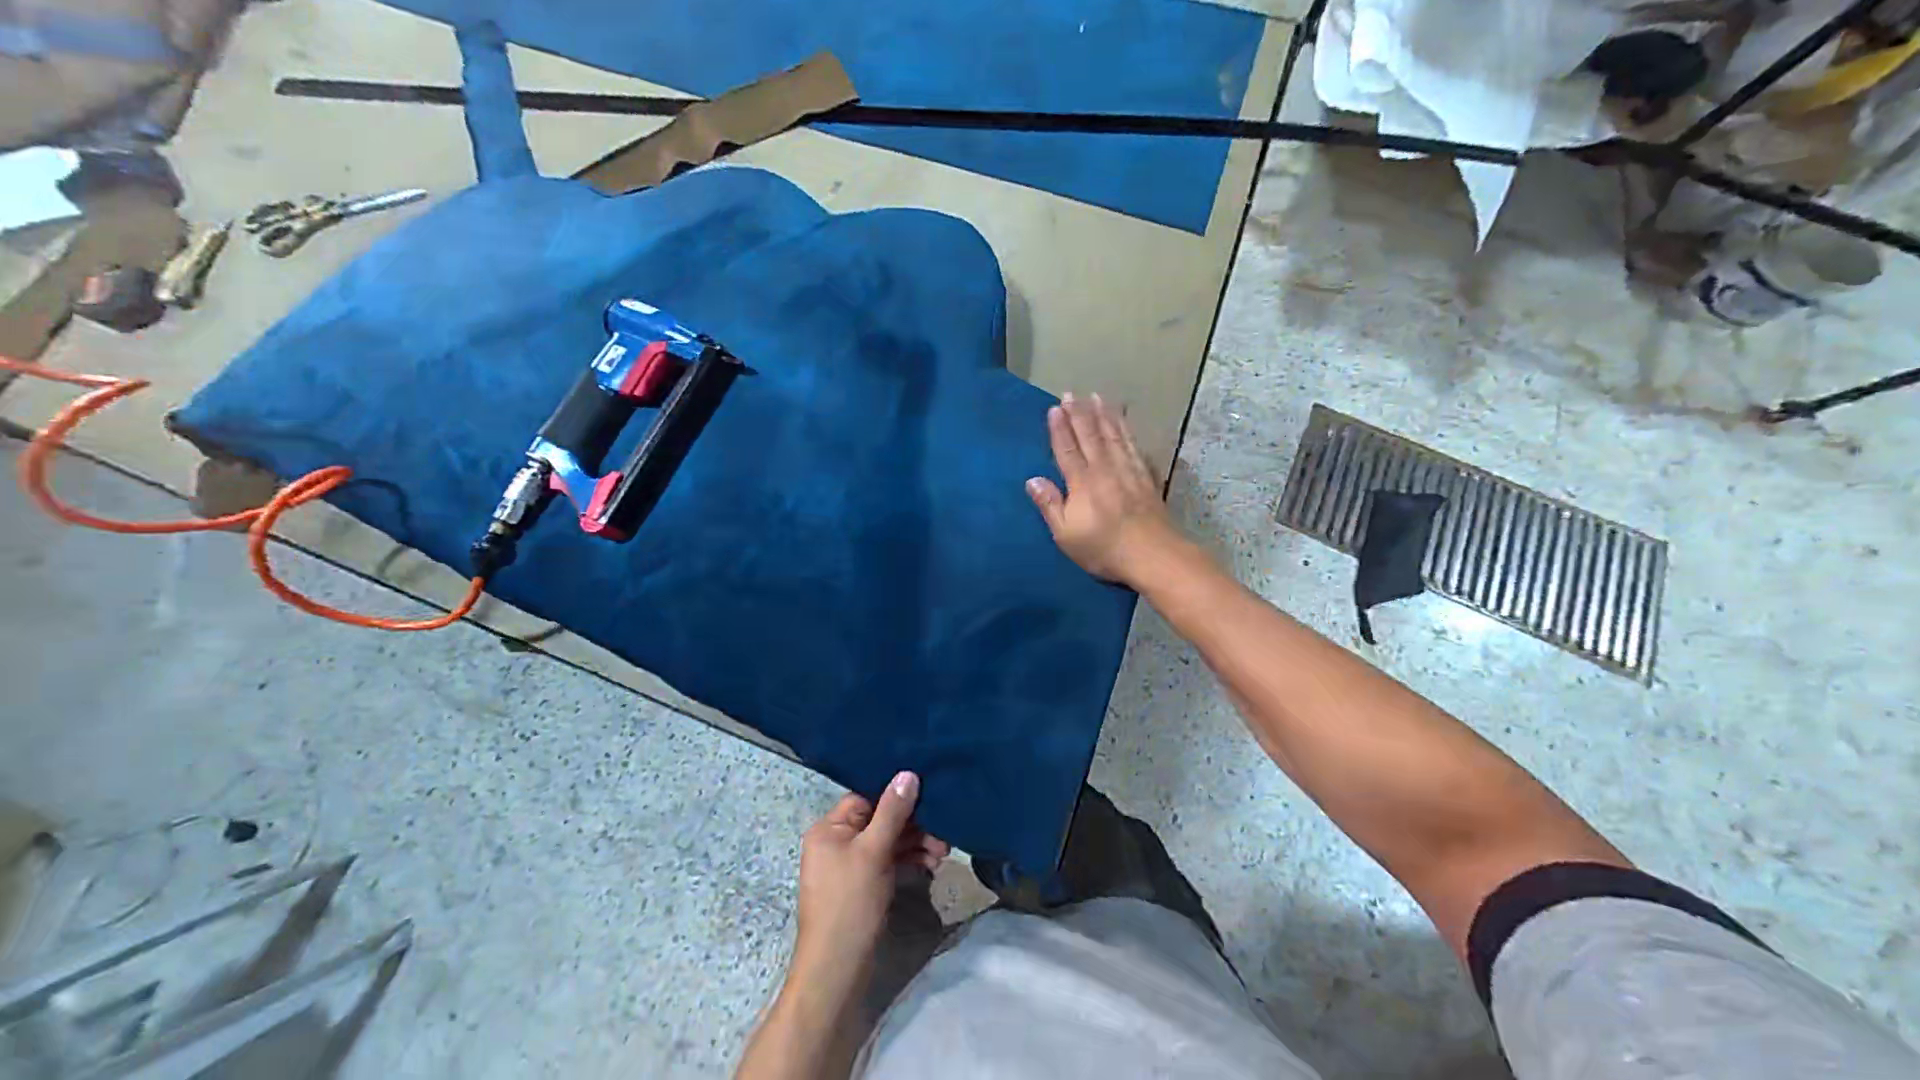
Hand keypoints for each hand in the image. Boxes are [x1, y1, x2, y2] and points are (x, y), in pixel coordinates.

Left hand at [791, 771, 948, 990]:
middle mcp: (837, 841)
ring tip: (942, 853)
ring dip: (916, 844)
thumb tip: (908, 773)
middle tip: (944, 832)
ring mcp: (850, 864)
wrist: (837, 968)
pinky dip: (909, 861)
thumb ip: (892, 811)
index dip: (897, 794)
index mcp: (829, 828)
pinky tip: (931, 866)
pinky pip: (888, 861)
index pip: (866, 795)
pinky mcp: (864, 884)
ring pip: (888, 841)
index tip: (929, 793)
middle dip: (913, 824)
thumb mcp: (873, 851)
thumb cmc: (850, 903)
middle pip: (880, 818)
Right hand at [1026, 392, 1185, 586]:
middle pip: (1090, 436)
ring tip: (1097, 397)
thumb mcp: (1066, 534)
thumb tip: (1033, 479)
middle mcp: (1105, 469)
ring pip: (1114, 435)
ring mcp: (1129, 471)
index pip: (1067, 449)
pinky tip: (1126, 424)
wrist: (1153, 555)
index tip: (1055, 408)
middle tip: (1071, 394)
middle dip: (1079, 414)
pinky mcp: (1147, 478)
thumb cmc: (1103, 548)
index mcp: (1082, 482)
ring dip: (1104, 415)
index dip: (1060, 429)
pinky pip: (1134, 446)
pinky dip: (1128, 431)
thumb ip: (1050, 505)